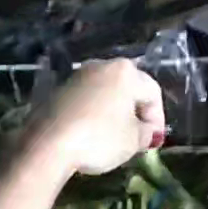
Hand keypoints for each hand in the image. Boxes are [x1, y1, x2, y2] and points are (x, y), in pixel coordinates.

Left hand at [31, 60, 163, 175]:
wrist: (49, 142)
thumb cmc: (99, 138)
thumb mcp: (133, 141)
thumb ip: (147, 133)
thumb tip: (148, 131)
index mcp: (125, 72)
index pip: (152, 92)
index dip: (158, 119)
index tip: (155, 141)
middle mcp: (101, 66)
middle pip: (128, 88)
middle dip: (137, 113)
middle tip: (139, 138)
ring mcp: (77, 75)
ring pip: (106, 93)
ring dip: (116, 113)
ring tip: (116, 138)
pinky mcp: (59, 90)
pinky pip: (87, 100)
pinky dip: (96, 115)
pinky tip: (93, 134)